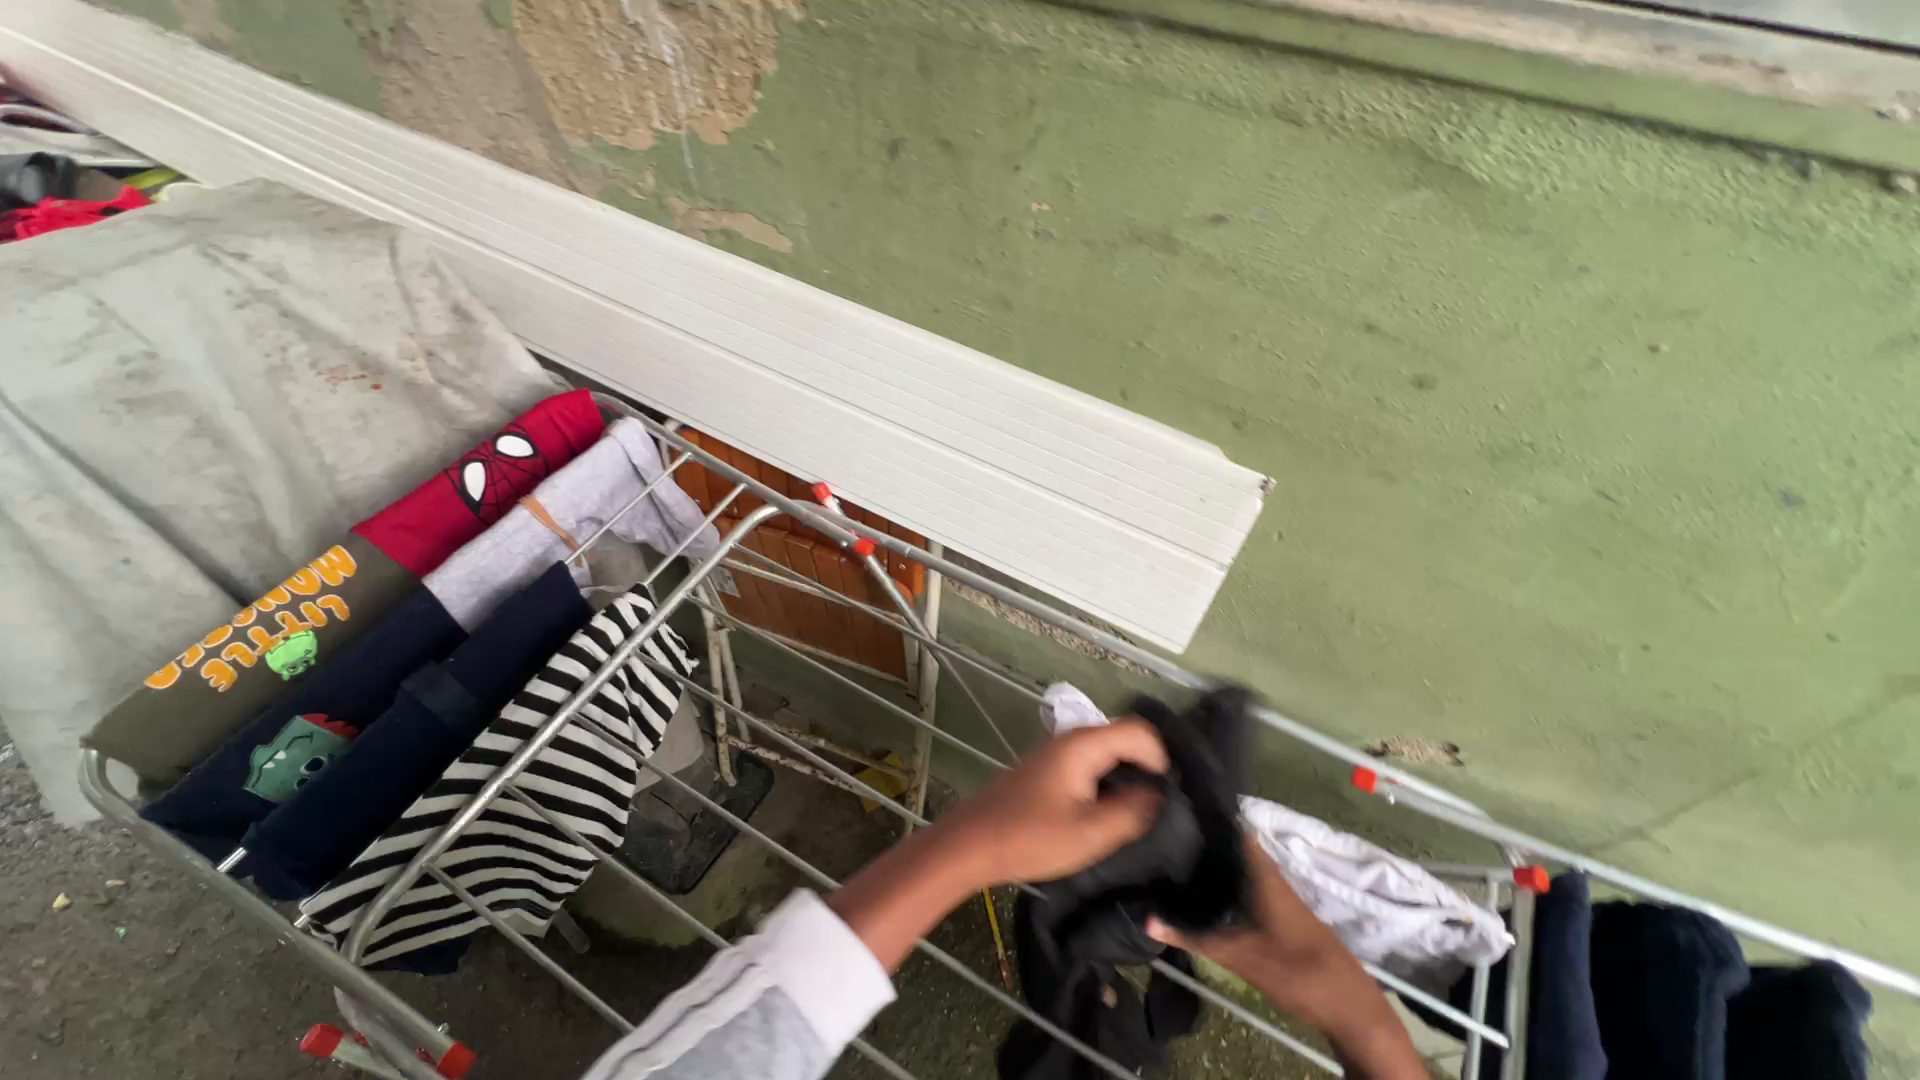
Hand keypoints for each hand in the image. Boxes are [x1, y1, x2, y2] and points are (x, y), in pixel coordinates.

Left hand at [829, 719, 1167, 970]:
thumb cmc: (1030, 837)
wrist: (969, 845)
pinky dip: (1109, 784)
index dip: (1166, 758)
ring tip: (1149, 814)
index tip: (1178, 795)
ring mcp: (1057, 754)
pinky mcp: (1048, 772)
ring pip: (1108, 754)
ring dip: (1130, 778)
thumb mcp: (1091, 832)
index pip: (1141, 731)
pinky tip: (1114, 814)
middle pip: (1126, 739)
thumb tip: (1163, 795)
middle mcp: (1071, 739)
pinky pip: (1091, 767)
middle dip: (1151, 767)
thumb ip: (1135, 811)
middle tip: (1171, 806)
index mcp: (1083, 744)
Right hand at [1145, 835, 1426, 1079]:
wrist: (1346, 1004)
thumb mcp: (1237, 955)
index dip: (1205, 813)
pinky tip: (1200, 891)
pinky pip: (1243, 884)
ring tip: (1170, 855)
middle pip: (1231, 845)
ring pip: (1237, 866)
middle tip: (1159, 831)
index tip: (1172, 804)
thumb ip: (1191, 936)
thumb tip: (1146, 920)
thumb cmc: (1295, 969)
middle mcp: (1269, 874)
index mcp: (1263, 872)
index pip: (1232, 827)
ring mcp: (1276, 893)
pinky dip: (1222, 882)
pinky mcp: (1278, 912)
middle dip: (1200, 839)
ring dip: (1211, 861)